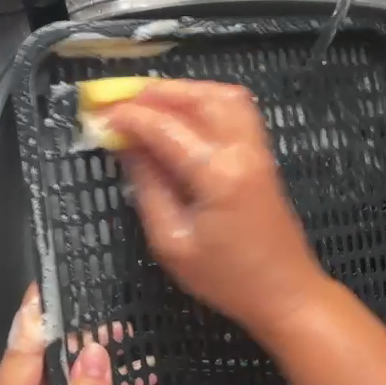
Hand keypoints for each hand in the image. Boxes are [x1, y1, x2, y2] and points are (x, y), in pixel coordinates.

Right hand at [103, 80, 332, 334]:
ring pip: (222, 95)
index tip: (99, 116)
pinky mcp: (262, 154)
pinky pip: (236, 109)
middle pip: (198, 98)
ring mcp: (257, 148)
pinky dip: (205, 100)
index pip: (165, 128)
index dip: (129, 117)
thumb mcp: (171, 243)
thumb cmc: (226, 279)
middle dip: (155, 93)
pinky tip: (181, 113)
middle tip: (119, 101)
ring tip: (147, 102)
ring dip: (182, 91)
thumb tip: (127, 147)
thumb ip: (148, 188)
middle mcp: (241, 150)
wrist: (286, 293)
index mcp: (217, 174)